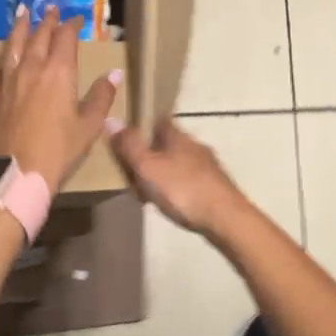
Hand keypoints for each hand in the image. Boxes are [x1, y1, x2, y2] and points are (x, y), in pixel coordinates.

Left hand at [0, 6, 120, 185]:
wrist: (16, 177)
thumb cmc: (58, 151)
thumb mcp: (89, 126)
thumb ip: (102, 96)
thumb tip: (115, 72)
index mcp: (59, 72)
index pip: (66, 38)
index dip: (72, 25)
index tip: (78, 19)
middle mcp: (33, 69)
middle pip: (40, 37)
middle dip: (48, 22)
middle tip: (51, 9)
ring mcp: (9, 82)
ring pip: (14, 47)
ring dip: (19, 28)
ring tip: (22, 12)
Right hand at [109, 118, 249, 235]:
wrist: (224, 217)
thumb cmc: (183, 189)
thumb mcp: (148, 168)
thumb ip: (130, 146)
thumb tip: (111, 118)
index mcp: (178, 136)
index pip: (158, 121)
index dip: (142, 128)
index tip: (128, 141)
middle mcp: (194, 144)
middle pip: (167, 143)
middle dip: (151, 155)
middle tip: (133, 176)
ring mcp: (207, 164)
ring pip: (178, 162)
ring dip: (163, 174)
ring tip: (148, 194)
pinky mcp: (215, 184)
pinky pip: (189, 180)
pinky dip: (176, 187)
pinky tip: (172, 204)